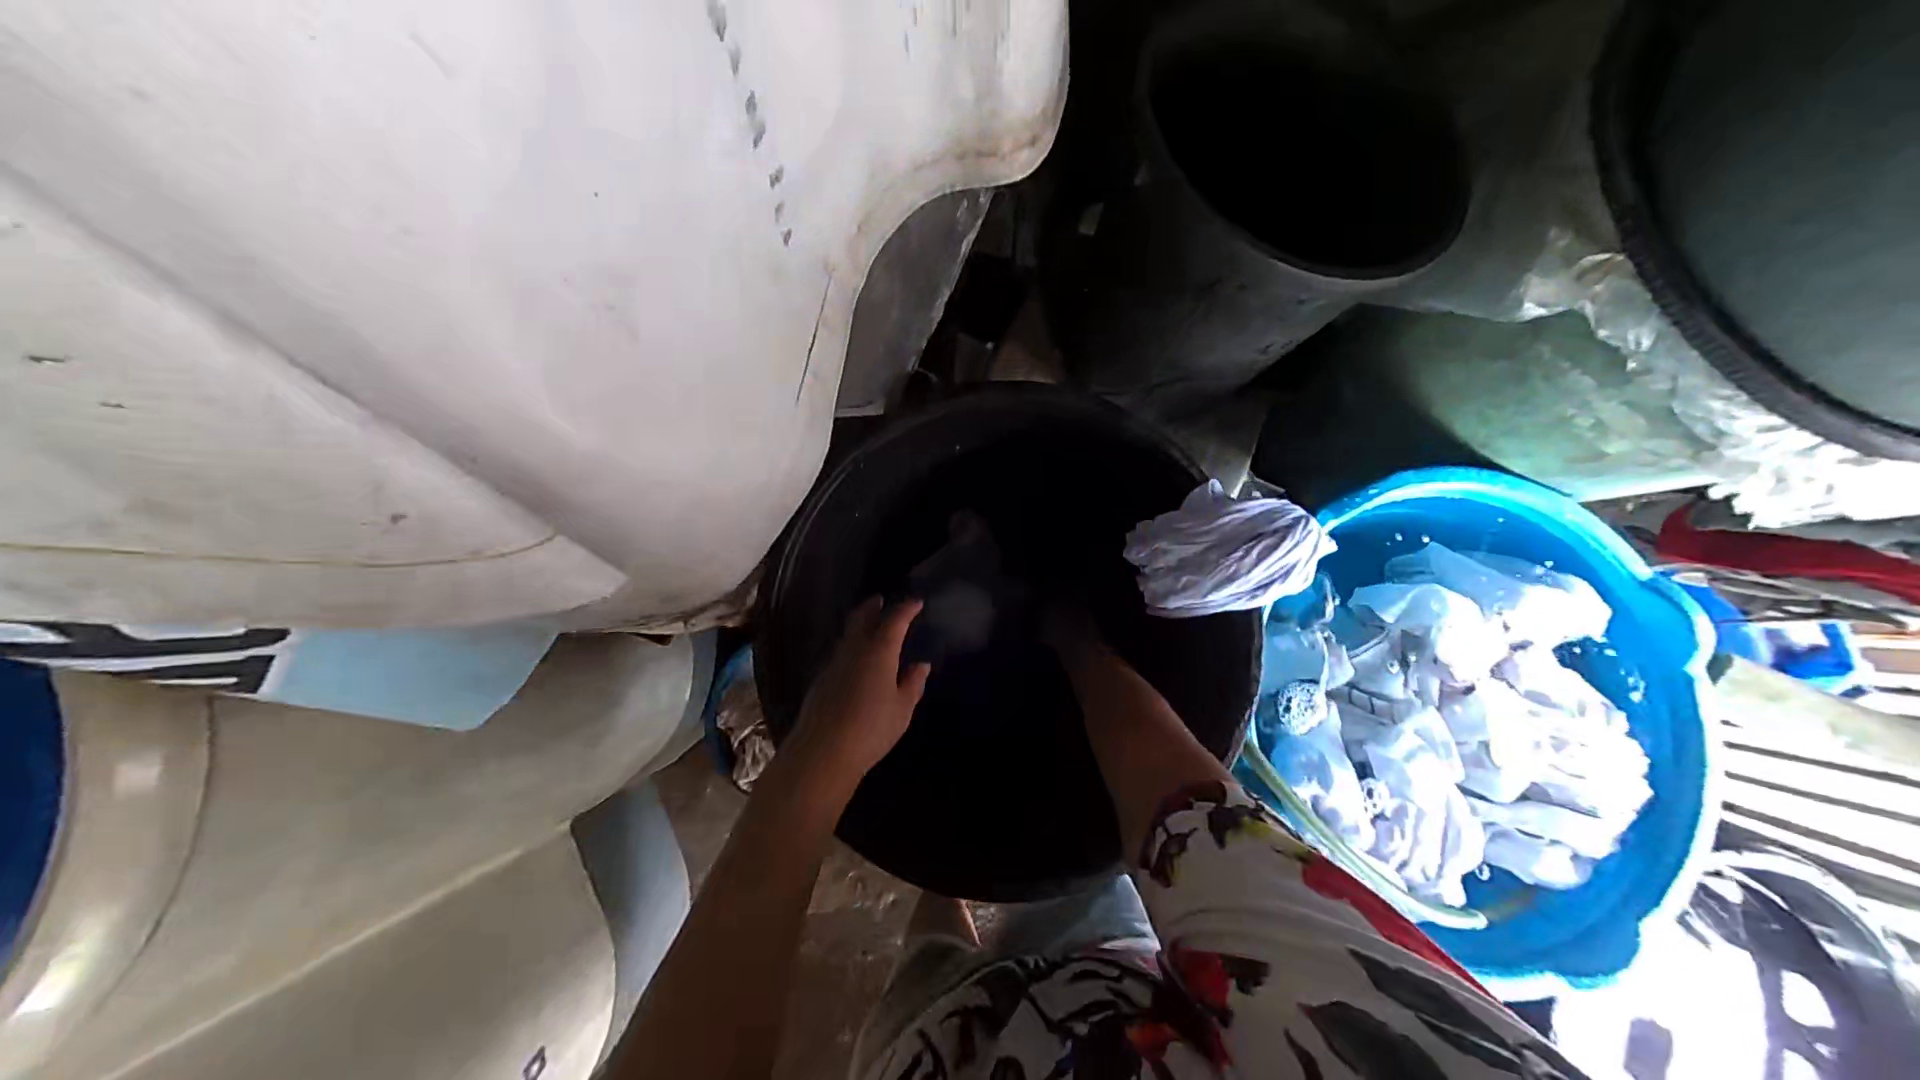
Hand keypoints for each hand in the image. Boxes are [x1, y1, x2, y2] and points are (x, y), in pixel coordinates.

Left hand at [785, 596, 931, 788]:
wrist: (823, 751)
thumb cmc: (871, 729)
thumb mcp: (902, 709)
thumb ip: (912, 683)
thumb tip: (921, 665)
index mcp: (878, 652)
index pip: (894, 620)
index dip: (906, 609)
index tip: (916, 602)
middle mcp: (854, 650)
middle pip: (861, 618)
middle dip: (873, 607)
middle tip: (881, 601)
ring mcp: (833, 664)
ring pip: (847, 635)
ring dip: (859, 625)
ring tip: (870, 626)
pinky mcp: (821, 680)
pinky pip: (839, 652)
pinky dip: (850, 646)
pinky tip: (855, 659)